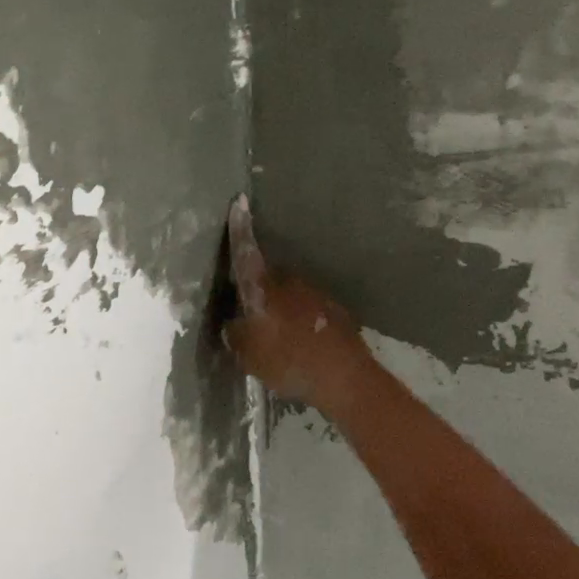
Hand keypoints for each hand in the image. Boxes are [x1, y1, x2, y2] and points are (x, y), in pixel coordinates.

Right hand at [223, 195, 378, 411]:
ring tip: (278, 338)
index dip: (240, 228)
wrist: (345, 378)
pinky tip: (301, 346)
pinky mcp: (336, 312)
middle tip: (251, 315)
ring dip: (282, 309)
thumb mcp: (247, 354)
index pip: (246, 253)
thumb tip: (233, 323)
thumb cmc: (288, 361)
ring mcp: (317, 295)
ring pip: (290, 295)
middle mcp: (290, 283)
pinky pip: (309, 312)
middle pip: (268, 278)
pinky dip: (301, 323)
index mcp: (264, 289)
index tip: (240, 200)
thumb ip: (235, 334)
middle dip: (259, 290)